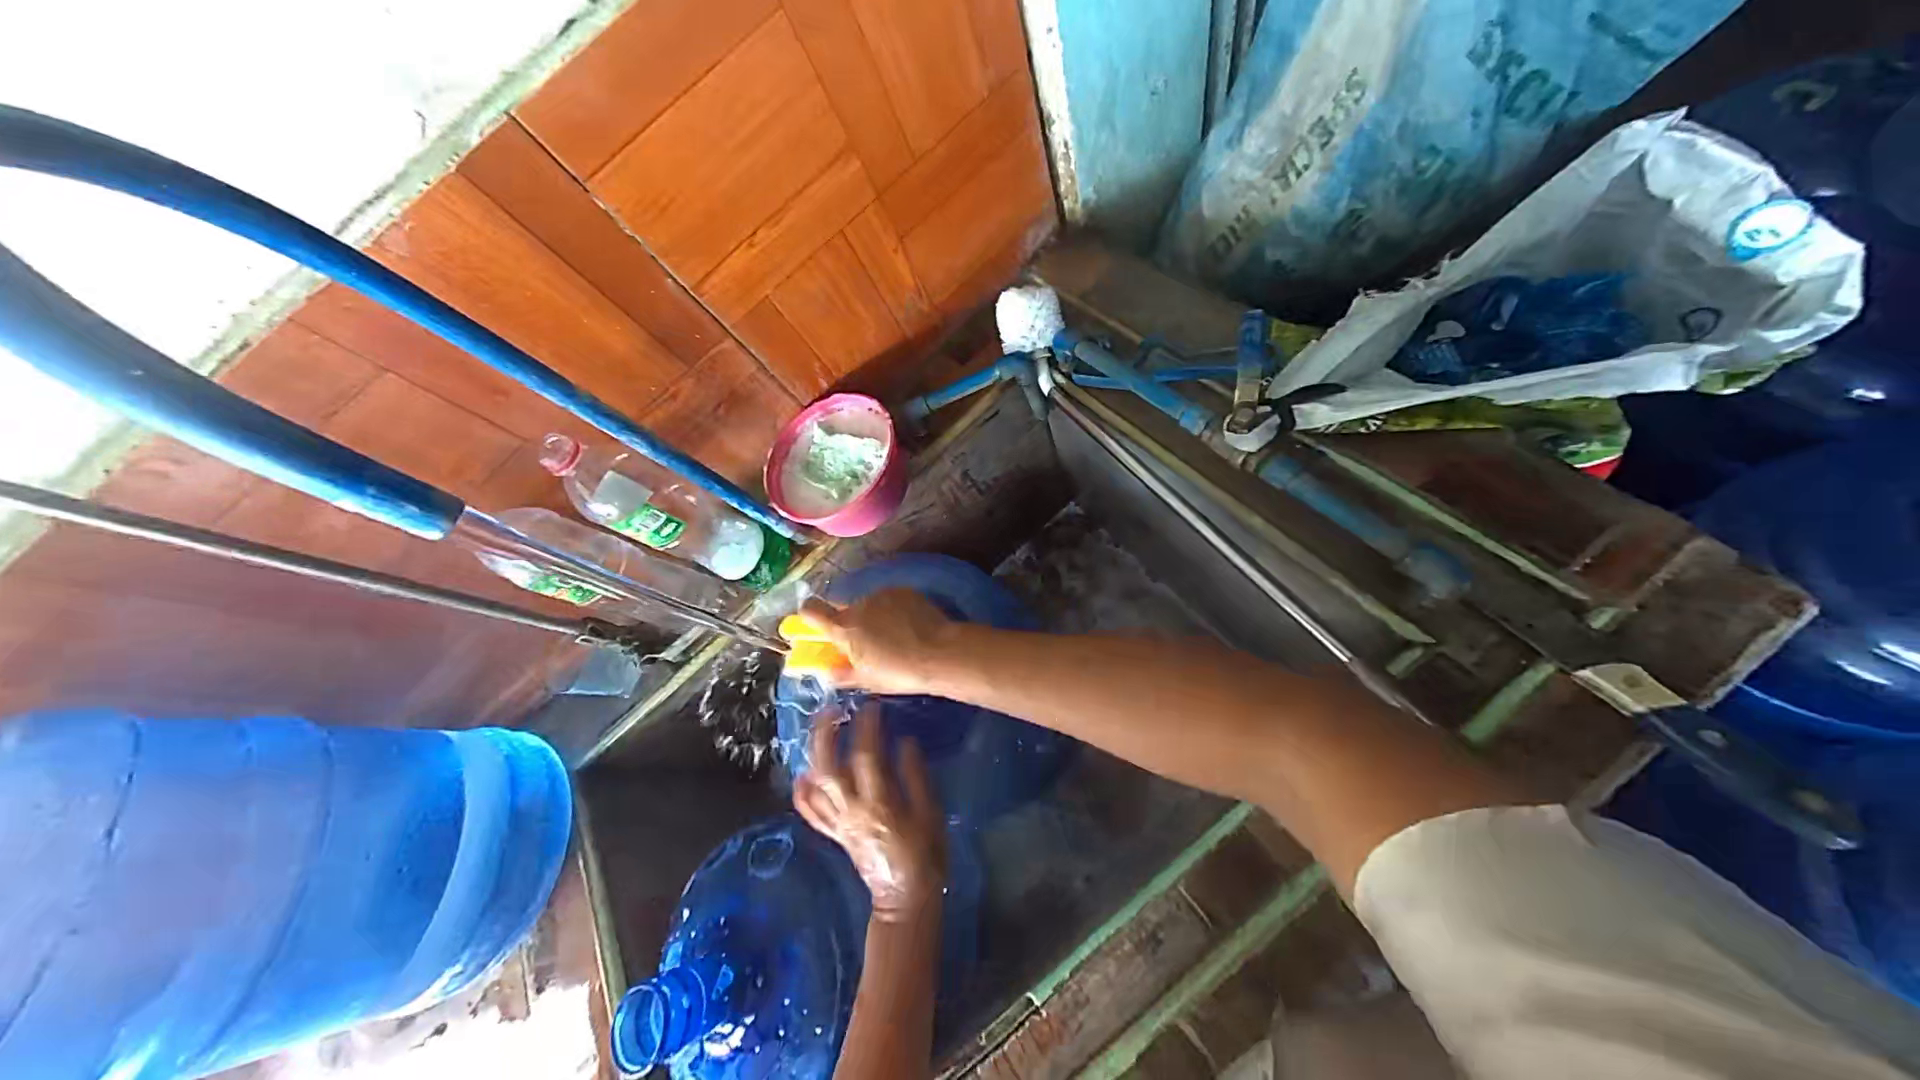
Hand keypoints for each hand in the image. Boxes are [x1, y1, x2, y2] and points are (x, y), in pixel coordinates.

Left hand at [793, 704, 945, 921]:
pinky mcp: (834, 835)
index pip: (865, 757)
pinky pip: (811, 813)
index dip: (865, 728)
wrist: (905, 897)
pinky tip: (803, 774)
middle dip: (825, 734)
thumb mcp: (930, 813)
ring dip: (813, 754)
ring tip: (819, 730)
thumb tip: (906, 742)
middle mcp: (852, 811)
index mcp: (879, 804)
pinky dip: (803, 792)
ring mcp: (839, 823)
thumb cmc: (925, 854)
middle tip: (832, 710)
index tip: (870, 706)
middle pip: (827, 767)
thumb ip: (916, 777)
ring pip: (816, 785)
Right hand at [802, 590, 957, 695]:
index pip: (811, 610)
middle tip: (867, 644)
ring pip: (869, 605)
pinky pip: (889, 600)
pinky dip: (893, 611)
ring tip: (894, 637)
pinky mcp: (903, 590)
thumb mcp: (867, 680)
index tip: (813, 625)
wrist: (940, 653)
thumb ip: (841, 673)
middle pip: (845, 611)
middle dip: (851, 625)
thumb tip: (825, 671)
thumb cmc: (899, 672)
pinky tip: (908, 627)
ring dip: (874, 617)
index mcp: (844, 628)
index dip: (808, 616)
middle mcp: (859, 605)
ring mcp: (882, 595)